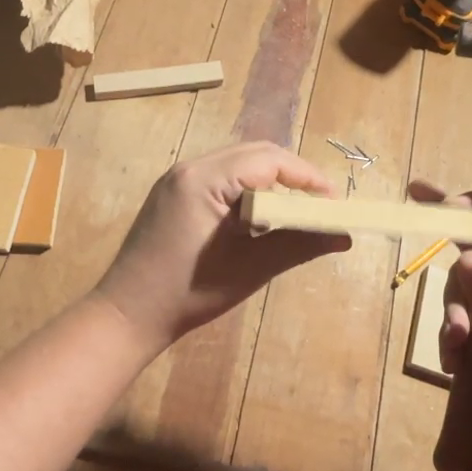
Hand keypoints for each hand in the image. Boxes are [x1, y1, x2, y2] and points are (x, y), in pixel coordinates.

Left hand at [94, 142, 349, 352]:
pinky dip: (248, 191)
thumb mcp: (250, 269)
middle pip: (255, 154)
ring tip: (297, 212)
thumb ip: (299, 245)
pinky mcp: (173, 194)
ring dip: (271, 182)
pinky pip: (221, 178)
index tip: (334, 202)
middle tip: (321, 206)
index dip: (306, 177)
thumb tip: (344, 236)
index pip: (268, 160)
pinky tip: (261, 218)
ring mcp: (178, 179)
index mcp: (204, 179)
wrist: (126, 316)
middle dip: (292, 176)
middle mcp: (189, 168)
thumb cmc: (187, 294)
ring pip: (239, 164)